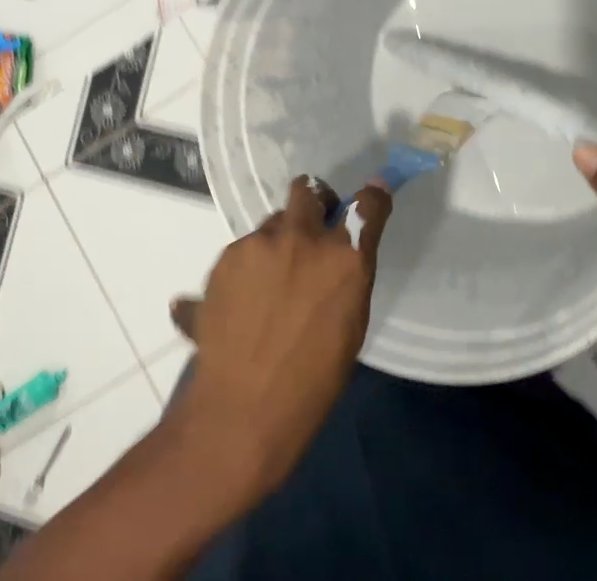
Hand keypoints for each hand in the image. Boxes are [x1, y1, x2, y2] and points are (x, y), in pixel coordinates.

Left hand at [166, 177, 392, 498]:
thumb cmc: (312, 380)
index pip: (367, 207)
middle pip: (307, 192)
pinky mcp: (226, 257)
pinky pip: (244, 250)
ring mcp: (259, 244)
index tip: (371, 195)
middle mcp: (302, 239)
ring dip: (277, 242)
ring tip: (269, 285)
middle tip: (310, 230)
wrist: (244, 405)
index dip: (371, 198)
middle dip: (312, 203)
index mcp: (345, 259)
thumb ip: (346, 279)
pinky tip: (243, 302)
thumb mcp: (348, 326)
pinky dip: (248, 267)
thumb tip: (341, 257)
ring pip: (272, 224)